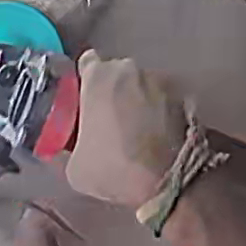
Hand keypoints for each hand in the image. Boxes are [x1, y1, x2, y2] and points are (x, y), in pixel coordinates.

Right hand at [65, 50, 188, 207]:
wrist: (171, 184)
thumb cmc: (115, 168)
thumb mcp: (75, 169)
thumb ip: (66, 150)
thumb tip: (61, 152)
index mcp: (98, 76)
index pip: (87, 62)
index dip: (86, 79)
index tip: (87, 98)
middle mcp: (129, 69)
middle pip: (117, 72)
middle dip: (114, 89)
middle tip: (111, 118)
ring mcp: (160, 80)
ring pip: (143, 84)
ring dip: (139, 99)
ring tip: (140, 129)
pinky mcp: (185, 96)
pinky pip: (165, 99)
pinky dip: (162, 111)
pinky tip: (160, 135)